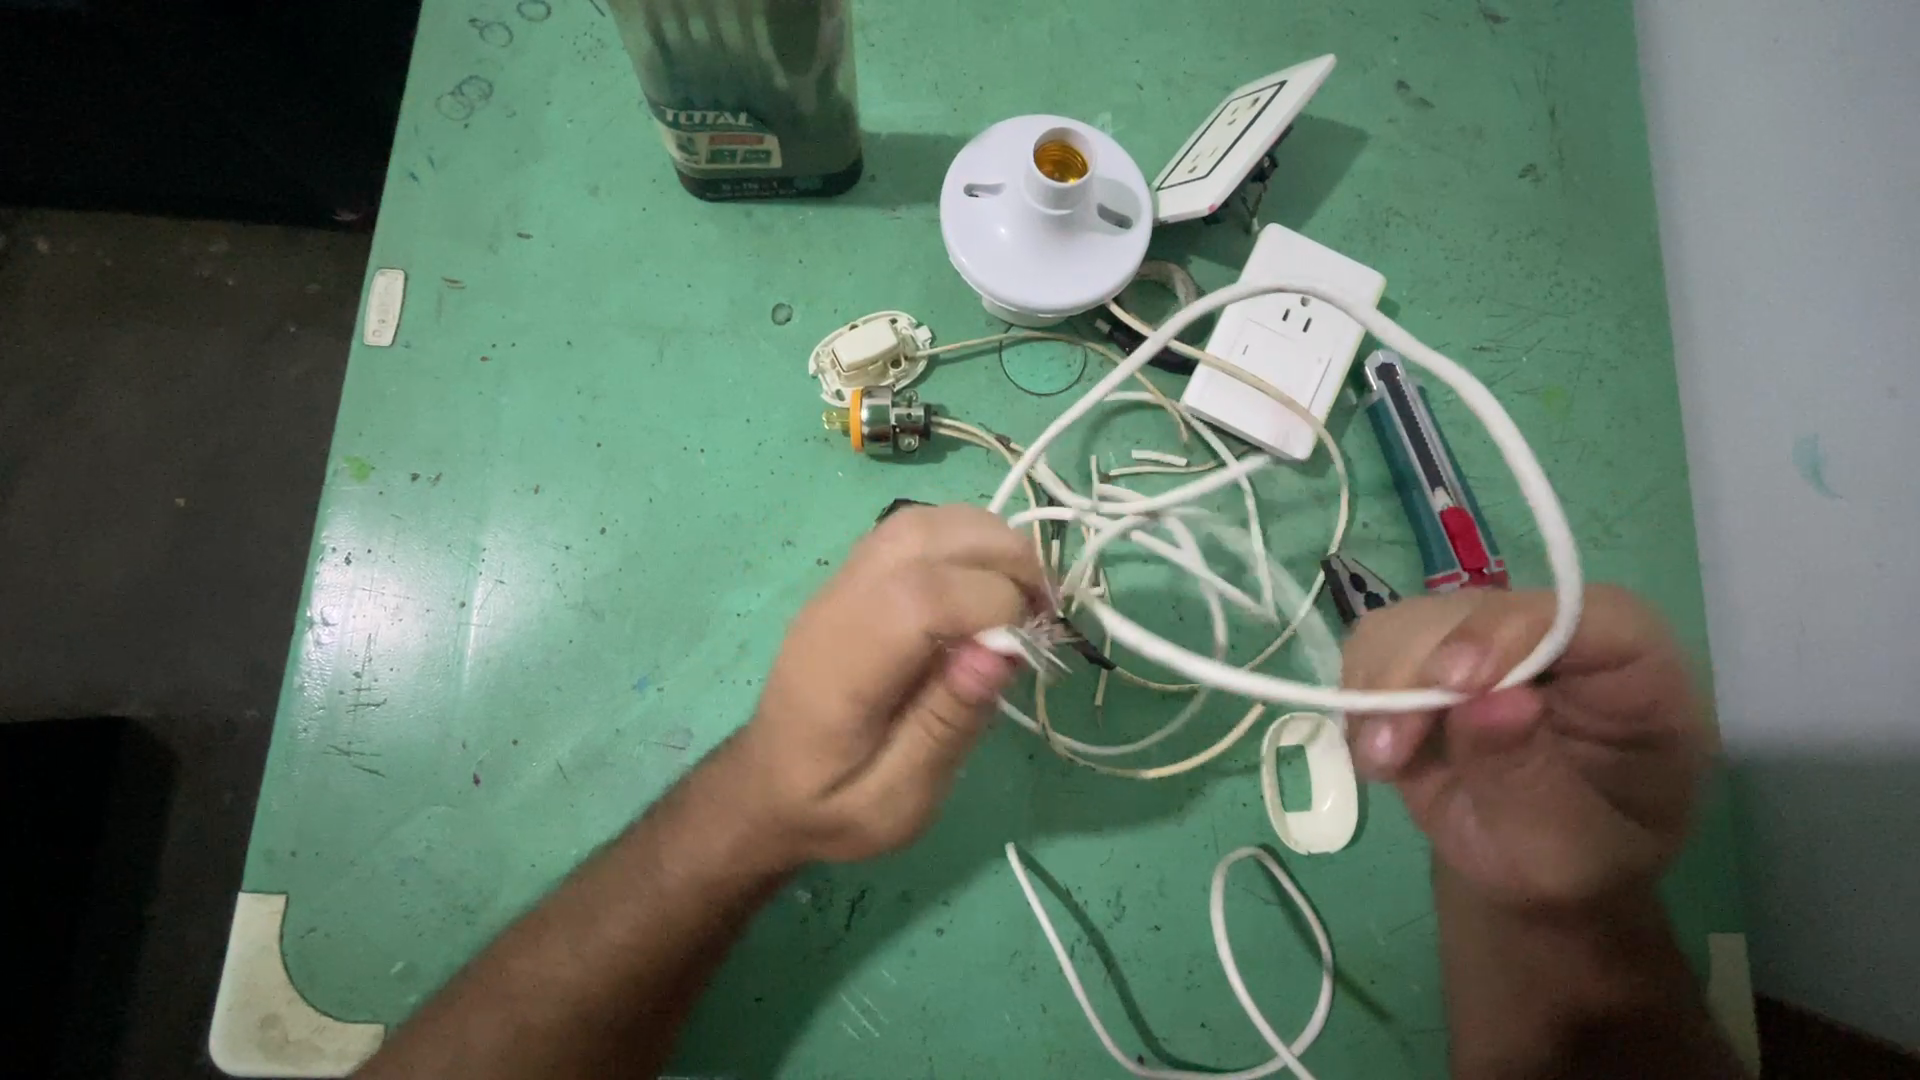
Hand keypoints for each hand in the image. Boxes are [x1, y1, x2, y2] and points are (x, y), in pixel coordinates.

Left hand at [721, 504, 1045, 863]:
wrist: (765, 786)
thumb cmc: (832, 805)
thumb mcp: (896, 802)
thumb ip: (945, 728)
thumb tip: (1002, 650)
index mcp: (841, 670)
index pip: (920, 596)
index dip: (992, 603)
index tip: (1029, 644)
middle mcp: (835, 607)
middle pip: (921, 535)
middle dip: (1002, 557)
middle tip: (1045, 610)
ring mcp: (838, 584)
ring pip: (919, 520)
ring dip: (987, 540)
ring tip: (1024, 592)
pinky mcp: (850, 579)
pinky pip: (911, 531)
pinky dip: (963, 540)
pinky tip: (986, 581)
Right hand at [1341, 585, 1712, 909]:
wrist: (1524, 869)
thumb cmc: (1569, 862)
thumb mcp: (1568, 848)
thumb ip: (1530, 777)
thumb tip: (1487, 702)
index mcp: (1633, 676)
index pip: (1584, 615)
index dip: (1512, 632)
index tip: (1453, 683)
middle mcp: (1555, 639)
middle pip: (1472, 611)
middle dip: (1417, 672)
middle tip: (1388, 750)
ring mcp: (1480, 638)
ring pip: (1408, 621)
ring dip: (1376, 684)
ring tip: (1380, 759)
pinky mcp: (1420, 651)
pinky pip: (1371, 644)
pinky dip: (1358, 693)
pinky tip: (1375, 746)